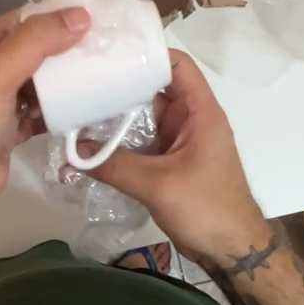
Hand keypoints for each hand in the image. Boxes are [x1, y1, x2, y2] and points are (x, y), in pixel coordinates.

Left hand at [0, 7, 90, 204]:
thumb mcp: (0, 71)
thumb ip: (37, 40)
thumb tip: (81, 16)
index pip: (27, 19)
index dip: (59, 15)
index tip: (97, 17)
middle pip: (39, 51)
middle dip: (69, 49)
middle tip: (107, 48)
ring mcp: (4, 100)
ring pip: (43, 83)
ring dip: (68, 82)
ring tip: (103, 76)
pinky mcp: (13, 128)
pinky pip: (43, 112)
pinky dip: (61, 112)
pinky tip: (85, 111)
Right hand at [88, 51, 270, 262]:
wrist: (231, 250)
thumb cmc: (207, 208)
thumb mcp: (158, 185)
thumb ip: (114, 165)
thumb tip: (72, 151)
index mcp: (201, 112)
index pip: (177, 65)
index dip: (147, 54)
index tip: (110, 54)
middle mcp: (190, 120)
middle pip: (154, 88)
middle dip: (121, 84)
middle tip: (82, 80)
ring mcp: (179, 142)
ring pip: (144, 117)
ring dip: (116, 115)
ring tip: (78, 105)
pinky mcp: (169, 163)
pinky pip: (141, 142)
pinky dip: (119, 141)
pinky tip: (90, 141)